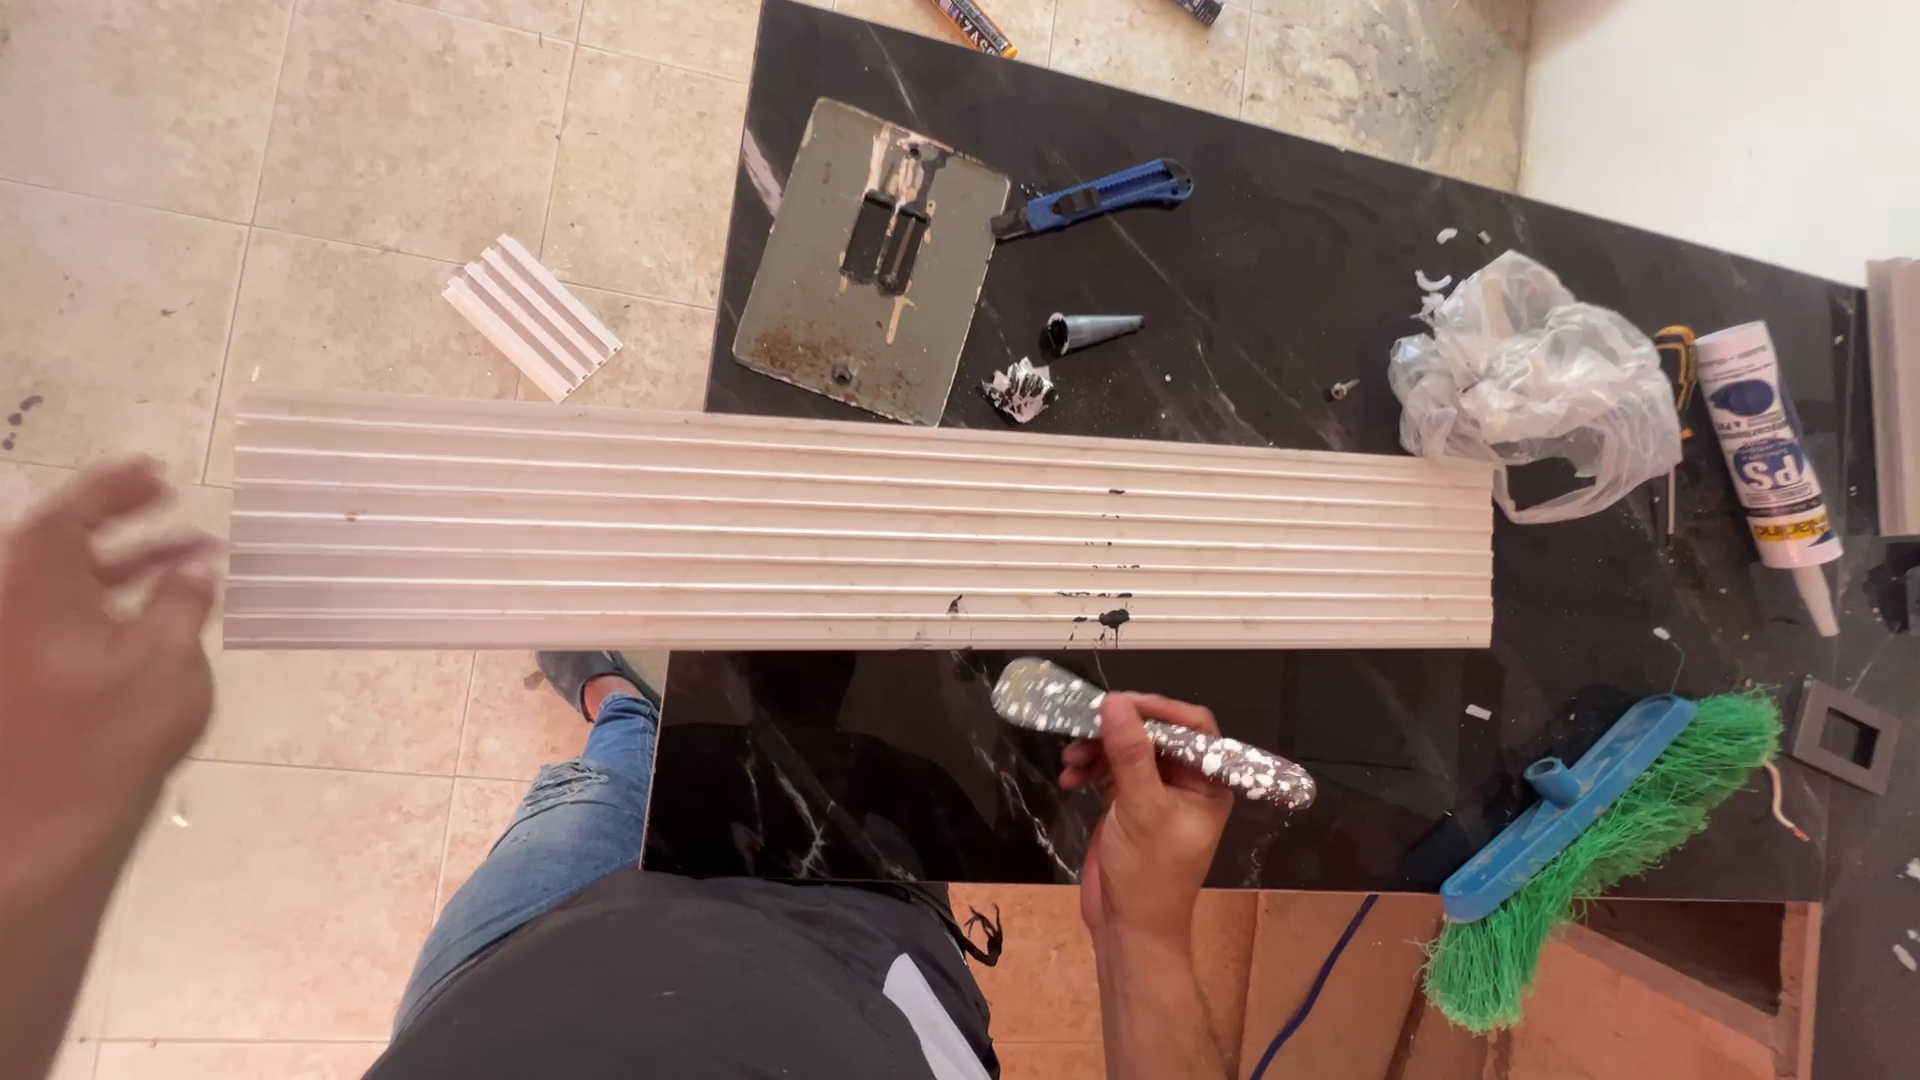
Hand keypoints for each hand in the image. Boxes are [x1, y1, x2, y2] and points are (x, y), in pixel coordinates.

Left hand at [0, 459, 218, 841]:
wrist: (50, 818)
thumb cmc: (114, 733)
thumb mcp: (168, 661)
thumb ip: (181, 604)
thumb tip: (193, 566)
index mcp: (39, 603)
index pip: (61, 524)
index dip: (105, 490)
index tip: (153, 468)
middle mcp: (20, 616)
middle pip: (58, 548)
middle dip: (116, 517)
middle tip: (170, 496)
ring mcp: (25, 648)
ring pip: (72, 583)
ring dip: (131, 560)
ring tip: (194, 551)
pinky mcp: (38, 676)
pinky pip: (77, 613)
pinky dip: (122, 597)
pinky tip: (169, 605)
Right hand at [1059, 693, 1232, 952]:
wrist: (1127, 930)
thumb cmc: (1149, 874)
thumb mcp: (1141, 809)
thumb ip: (1129, 754)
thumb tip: (1115, 701)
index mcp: (1206, 782)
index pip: (1192, 727)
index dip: (1158, 709)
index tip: (1119, 702)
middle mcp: (1184, 781)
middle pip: (1153, 732)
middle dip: (1117, 728)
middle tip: (1084, 722)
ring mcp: (1153, 790)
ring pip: (1125, 747)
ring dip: (1096, 747)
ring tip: (1070, 757)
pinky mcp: (1125, 801)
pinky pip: (1107, 767)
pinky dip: (1088, 767)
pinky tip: (1069, 777)